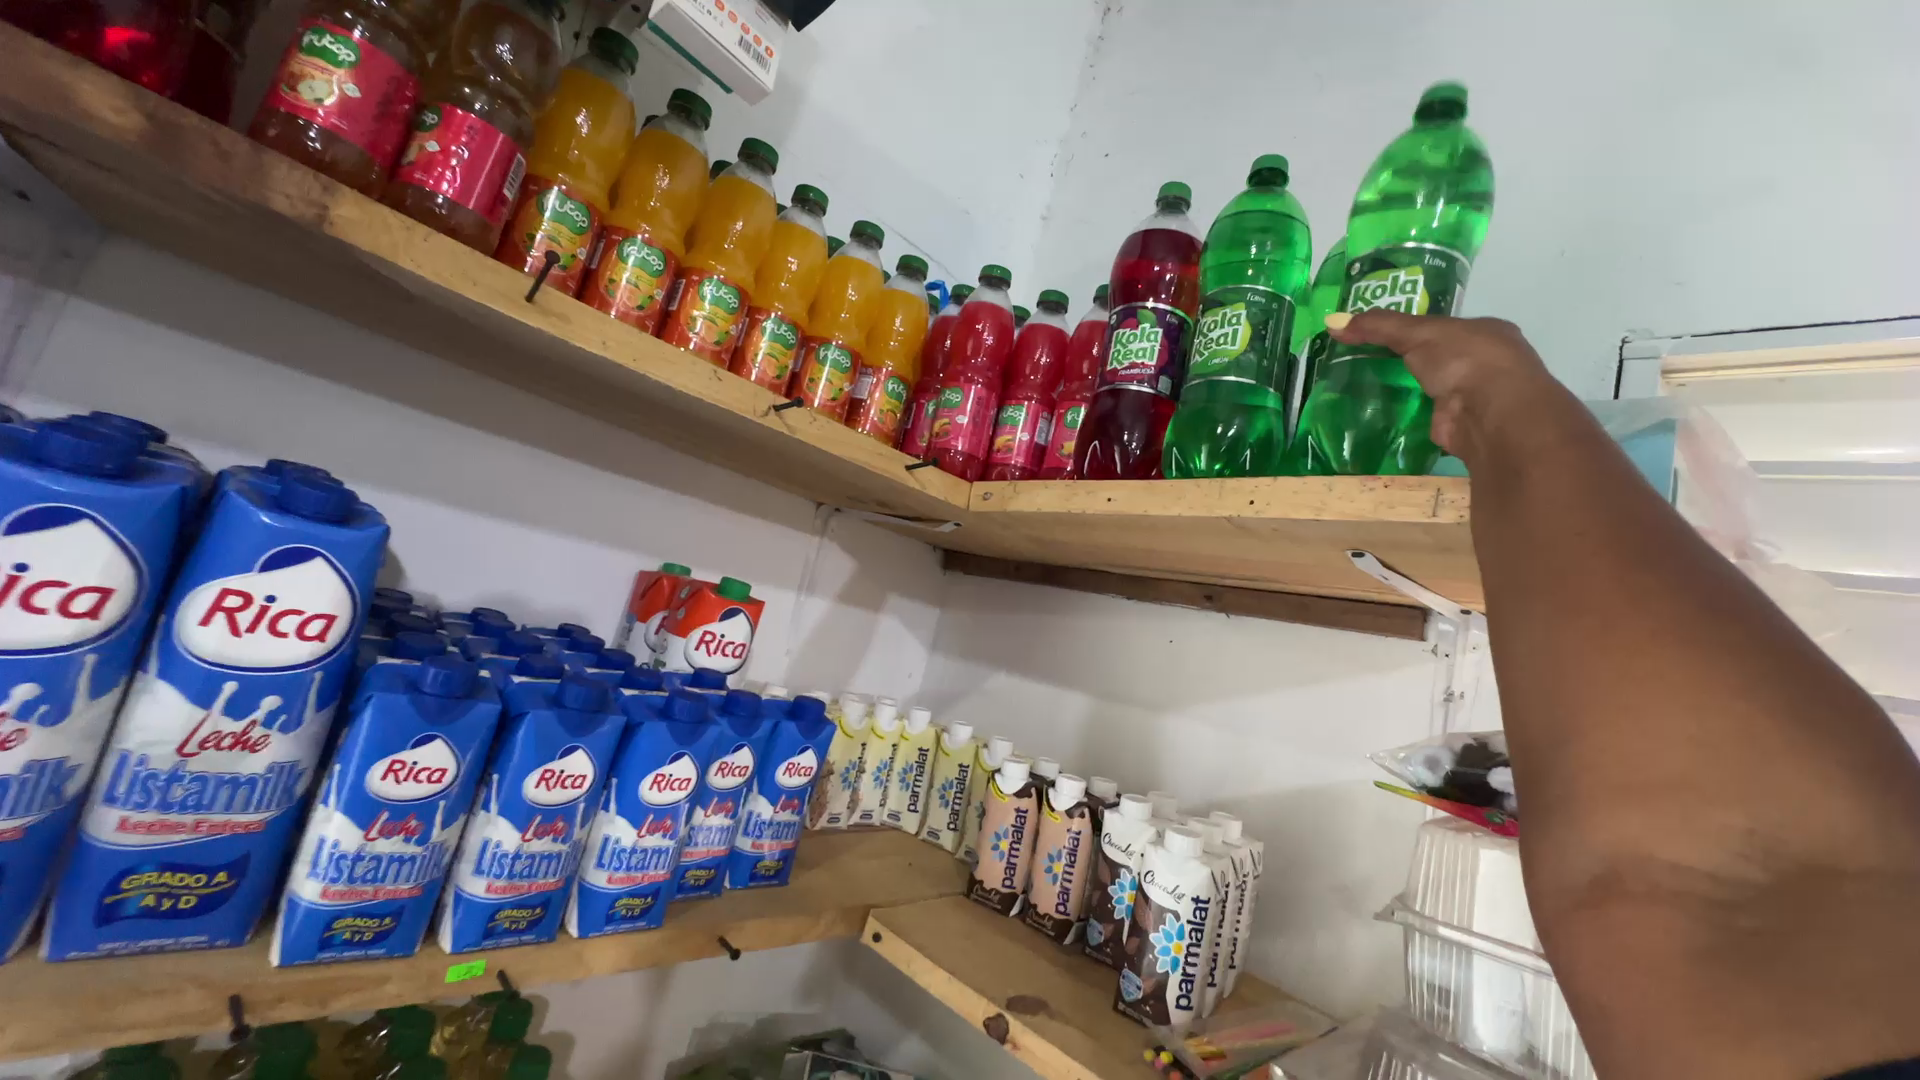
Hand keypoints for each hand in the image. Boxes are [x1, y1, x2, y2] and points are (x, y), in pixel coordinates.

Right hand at [1324, 310, 1568, 463]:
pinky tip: (1375, 411)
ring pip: (1428, 386)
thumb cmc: (1464, 359)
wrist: (1489, 413)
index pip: (1441, 326)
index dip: (1410, 328)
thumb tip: (1331, 321)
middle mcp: (1482, 362)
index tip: (1377, 333)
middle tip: (1362, 359)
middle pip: (1434, 356)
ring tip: (1360, 384)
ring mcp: (1471, 395)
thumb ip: (1377, 326)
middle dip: (1404, 358)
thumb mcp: (1418, 332)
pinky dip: (1403, 412)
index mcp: (1484, 332)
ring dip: (1402, 387)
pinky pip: (1421, 413)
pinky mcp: (1454, 423)